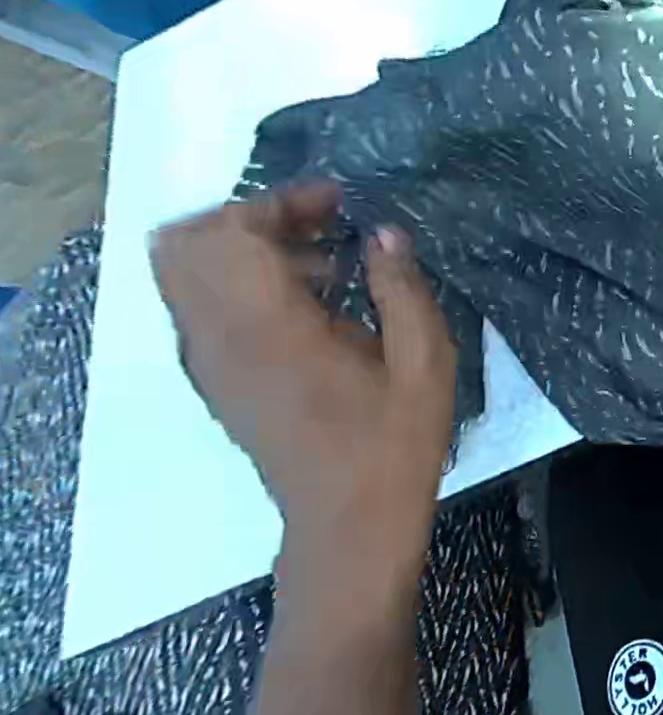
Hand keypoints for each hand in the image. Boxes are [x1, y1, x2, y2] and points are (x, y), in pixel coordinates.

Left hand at [151, 184, 455, 572]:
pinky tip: (321, 301)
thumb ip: (403, 290)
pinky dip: (249, 280)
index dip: (280, 202)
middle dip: (252, 215)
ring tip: (333, 261)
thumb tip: (385, 234)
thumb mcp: (426, 360)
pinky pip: (206, 303)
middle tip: (328, 223)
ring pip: (186, 271)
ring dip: (249, 247)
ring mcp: (208, 358)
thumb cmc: (397, 436)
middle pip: (183, 242)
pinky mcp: (217, 375)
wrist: (350, 513)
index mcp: (266, 329)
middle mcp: (215, 337)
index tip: (342, 201)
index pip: (227, 233)